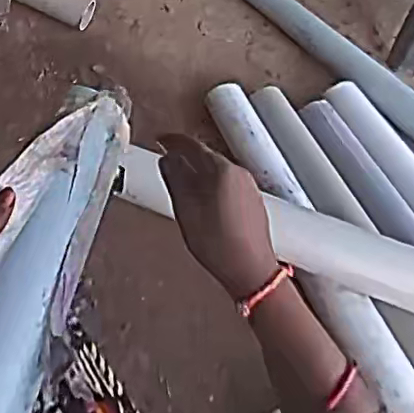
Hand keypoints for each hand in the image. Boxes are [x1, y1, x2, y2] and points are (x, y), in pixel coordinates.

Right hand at [157, 133, 280, 297]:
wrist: (251, 272)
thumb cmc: (218, 244)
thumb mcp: (185, 208)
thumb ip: (174, 177)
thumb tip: (168, 159)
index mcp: (221, 170)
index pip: (192, 145)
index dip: (172, 140)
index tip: (161, 139)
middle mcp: (238, 173)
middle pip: (206, 155)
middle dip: (185, 156)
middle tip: (166, 159)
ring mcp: (248, 186)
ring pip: (216, 169)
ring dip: (198, 170)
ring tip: (181, 181)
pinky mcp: (252, 200)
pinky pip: (227, 182)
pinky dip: (211, 182)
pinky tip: (202, 198)